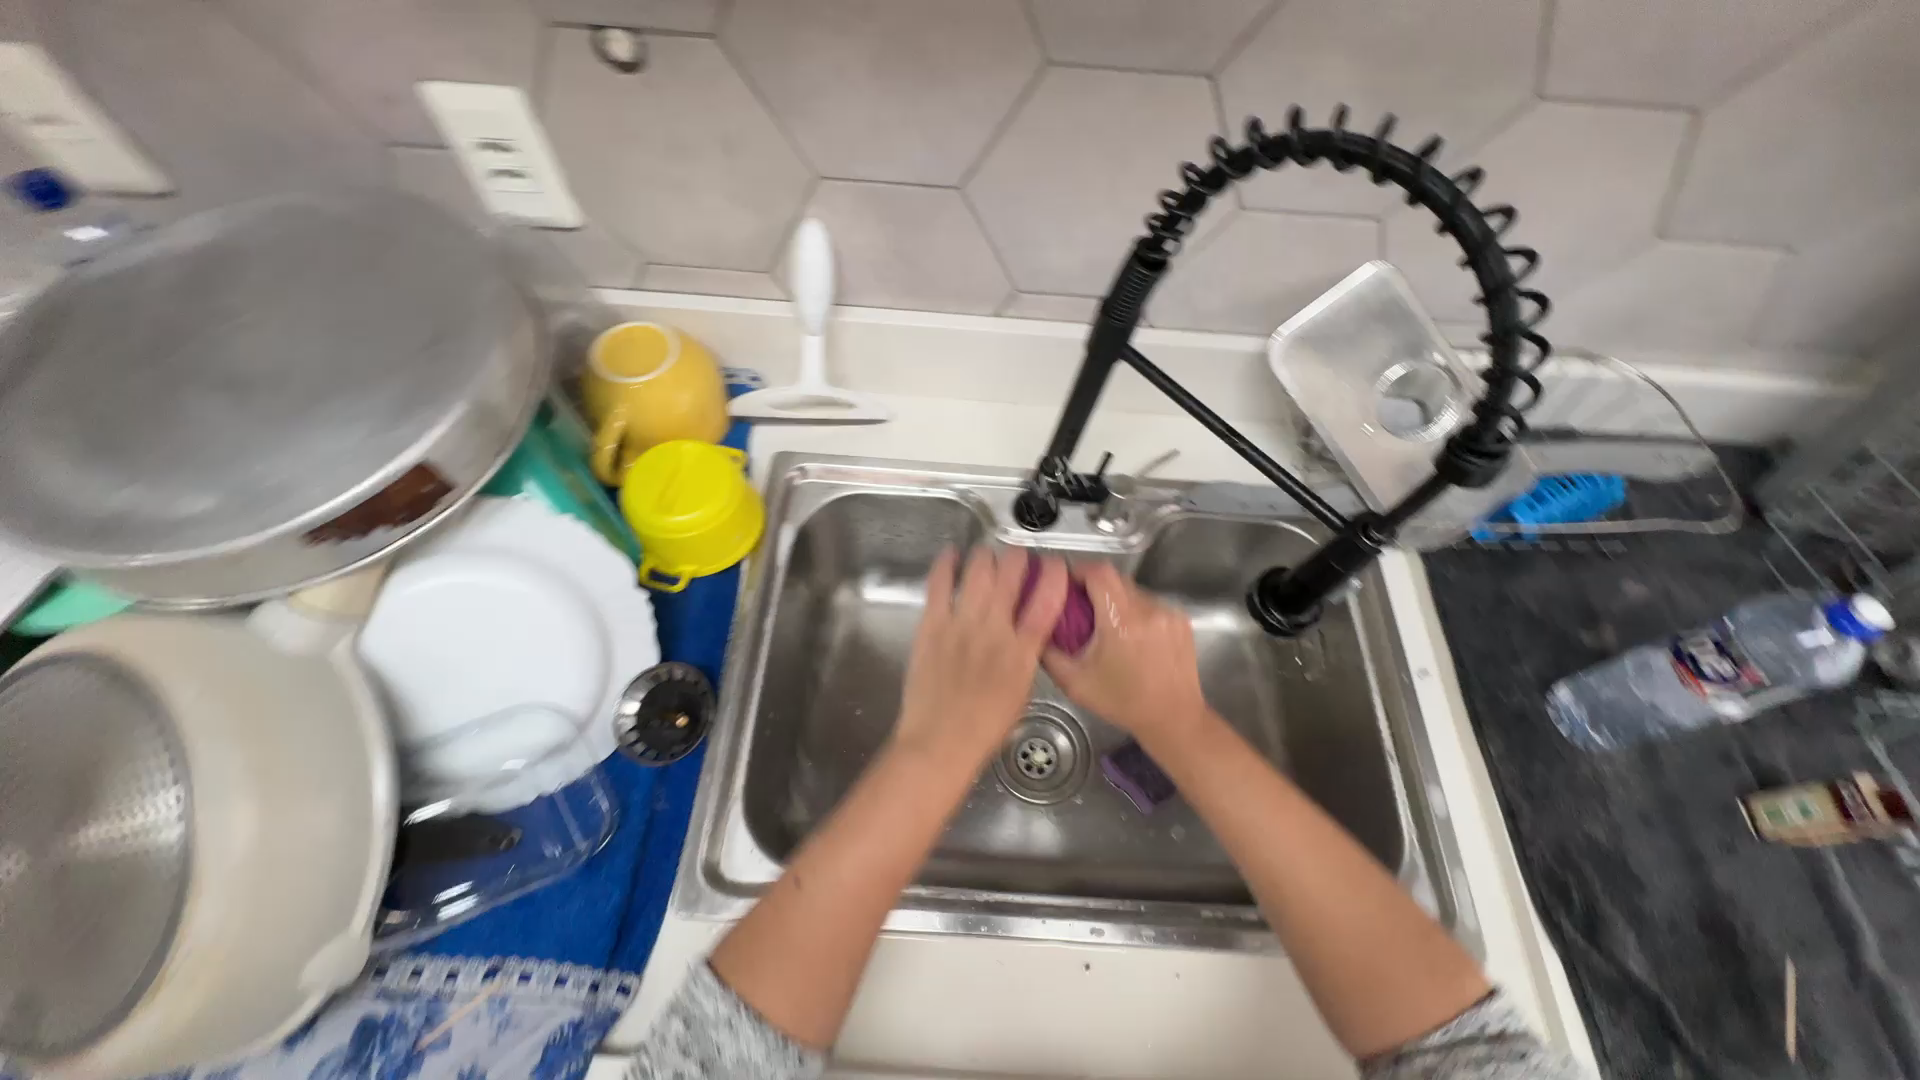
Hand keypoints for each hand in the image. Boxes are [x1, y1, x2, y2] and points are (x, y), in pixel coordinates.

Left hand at [893, 547, 1069, 766]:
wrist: (940, 742)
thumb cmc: (984, 728)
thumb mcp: (1021, 692)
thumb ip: (1024, 657)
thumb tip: (1023, 635)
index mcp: (1022, 652)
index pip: (1048, 601)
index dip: (1055, 576)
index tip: (1056, 565)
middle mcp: (994, 630)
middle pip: (1011, 576)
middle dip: (1018, 558)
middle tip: (1018, 556)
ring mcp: (961, 624)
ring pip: (978, 572)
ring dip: (986, 558)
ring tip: (988, 555)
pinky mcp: (932, 625)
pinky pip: (939, 584)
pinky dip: (946, 565)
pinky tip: (951, 554)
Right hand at [1044, 562, 1208, 745]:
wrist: (1172, 717)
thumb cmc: (1122, 702)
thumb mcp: (1075, 683)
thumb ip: (1049, 652)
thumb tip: (1036, 625)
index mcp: (1121, 622)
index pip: (1099, 572)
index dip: (1079, 570)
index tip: (1066, 583)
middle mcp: (1148, 610)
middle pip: (1115, 578)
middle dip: (1094, 586)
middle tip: (1080, 607)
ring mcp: (1168, 612)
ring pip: (1132, 590)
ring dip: (1115, 600)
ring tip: (1106, 626)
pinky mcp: (1180, 619)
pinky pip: (1149, 603)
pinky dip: (1134, 611)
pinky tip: (1130, 636)